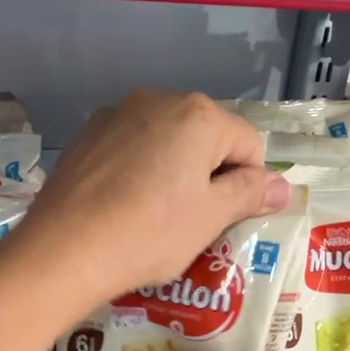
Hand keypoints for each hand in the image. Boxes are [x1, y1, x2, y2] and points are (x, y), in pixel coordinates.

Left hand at [12, 91, 290, 300]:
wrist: (64, 250)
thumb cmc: (149, 233)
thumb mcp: (209, 218)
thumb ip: (250, 194)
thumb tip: (284, 186)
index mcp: (198, 114)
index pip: (248, 144)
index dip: (249, 185)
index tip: (228, 220)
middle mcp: (157, 100)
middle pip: (205, 138)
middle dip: (209, 176)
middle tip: (193, 223)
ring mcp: (115, 115)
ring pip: (165, 143)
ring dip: (173, 174)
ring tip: (156, 220)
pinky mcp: (86, 138)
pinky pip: (130, 151)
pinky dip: (138, 175)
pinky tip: (124, 209)